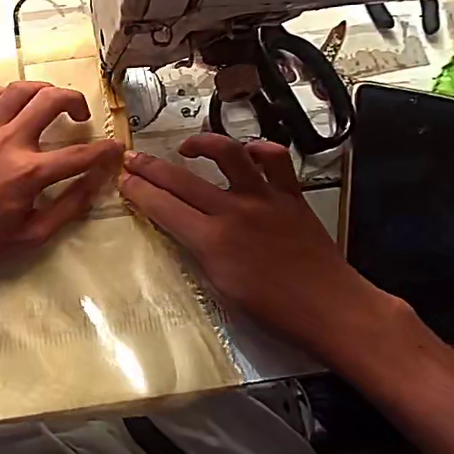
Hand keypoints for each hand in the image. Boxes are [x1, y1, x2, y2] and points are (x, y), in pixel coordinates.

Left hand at [0, 80, 123, 270]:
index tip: (116, 147)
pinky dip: (6, 93)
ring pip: (20, 90)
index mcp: (30, 173)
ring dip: (44, 90)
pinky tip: (13, 104)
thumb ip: (70, 206)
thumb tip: (97, 182)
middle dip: (76, 101)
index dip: (106, 150)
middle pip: (51, 101)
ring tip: (51, 102)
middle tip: (80, 117)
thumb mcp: (34, 234)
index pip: (81, 155)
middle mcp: (10, 143)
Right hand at [119, 134, 396, 363]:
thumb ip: (199, 252)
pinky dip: (259, 150)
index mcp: (212, 240)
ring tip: (186, 147)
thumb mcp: (222, 287)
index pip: (163, 207)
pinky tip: (247, 153)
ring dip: (202, 143)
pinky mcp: (291, 194)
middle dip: (149, 166)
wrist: (329, 308)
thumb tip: (182, 228)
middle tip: (132, 158)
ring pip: (228, 154)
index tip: (123, 180)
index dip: (138, 191)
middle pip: (181, 179)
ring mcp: (265, 198)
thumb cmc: (273, 309)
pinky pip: (275, 160)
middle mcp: (234, 211)